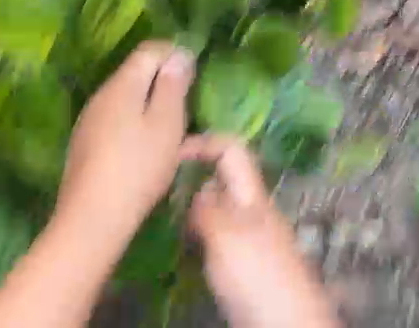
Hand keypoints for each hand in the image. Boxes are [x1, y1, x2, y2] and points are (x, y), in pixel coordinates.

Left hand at [52, 41, 195, 249]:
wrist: (91, 220)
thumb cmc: (137, 168)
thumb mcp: (166, 124)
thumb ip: (173, 86)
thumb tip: (179, 55)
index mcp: (122, 84)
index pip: (149, 50)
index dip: (173, 53)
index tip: (194, 72)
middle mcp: (102, 94)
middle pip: (135, 72)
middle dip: (162, 79)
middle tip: (187, 102)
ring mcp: (89, 119)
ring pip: (125, 98)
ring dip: (148, 103)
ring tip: (171, 127)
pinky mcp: (85, 143)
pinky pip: (115, 119)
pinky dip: (134, 123)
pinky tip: (145, 148)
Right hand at [181, 135, 340, 327]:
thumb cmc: (259, 276)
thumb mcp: (227, 236)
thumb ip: (208, 208)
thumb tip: (196, 190)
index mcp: (252, 195)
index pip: (231, 149)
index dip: (204, 143)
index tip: (172, 153)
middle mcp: (251, 211)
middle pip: (222, 179)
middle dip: (192, 178)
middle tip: (159, 189)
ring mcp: (249, 240)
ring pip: (216, 211)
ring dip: (192, 210)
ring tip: (162, 218)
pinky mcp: (244, 267)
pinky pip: (216, 240)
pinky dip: (197, 238)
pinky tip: (182, 251)